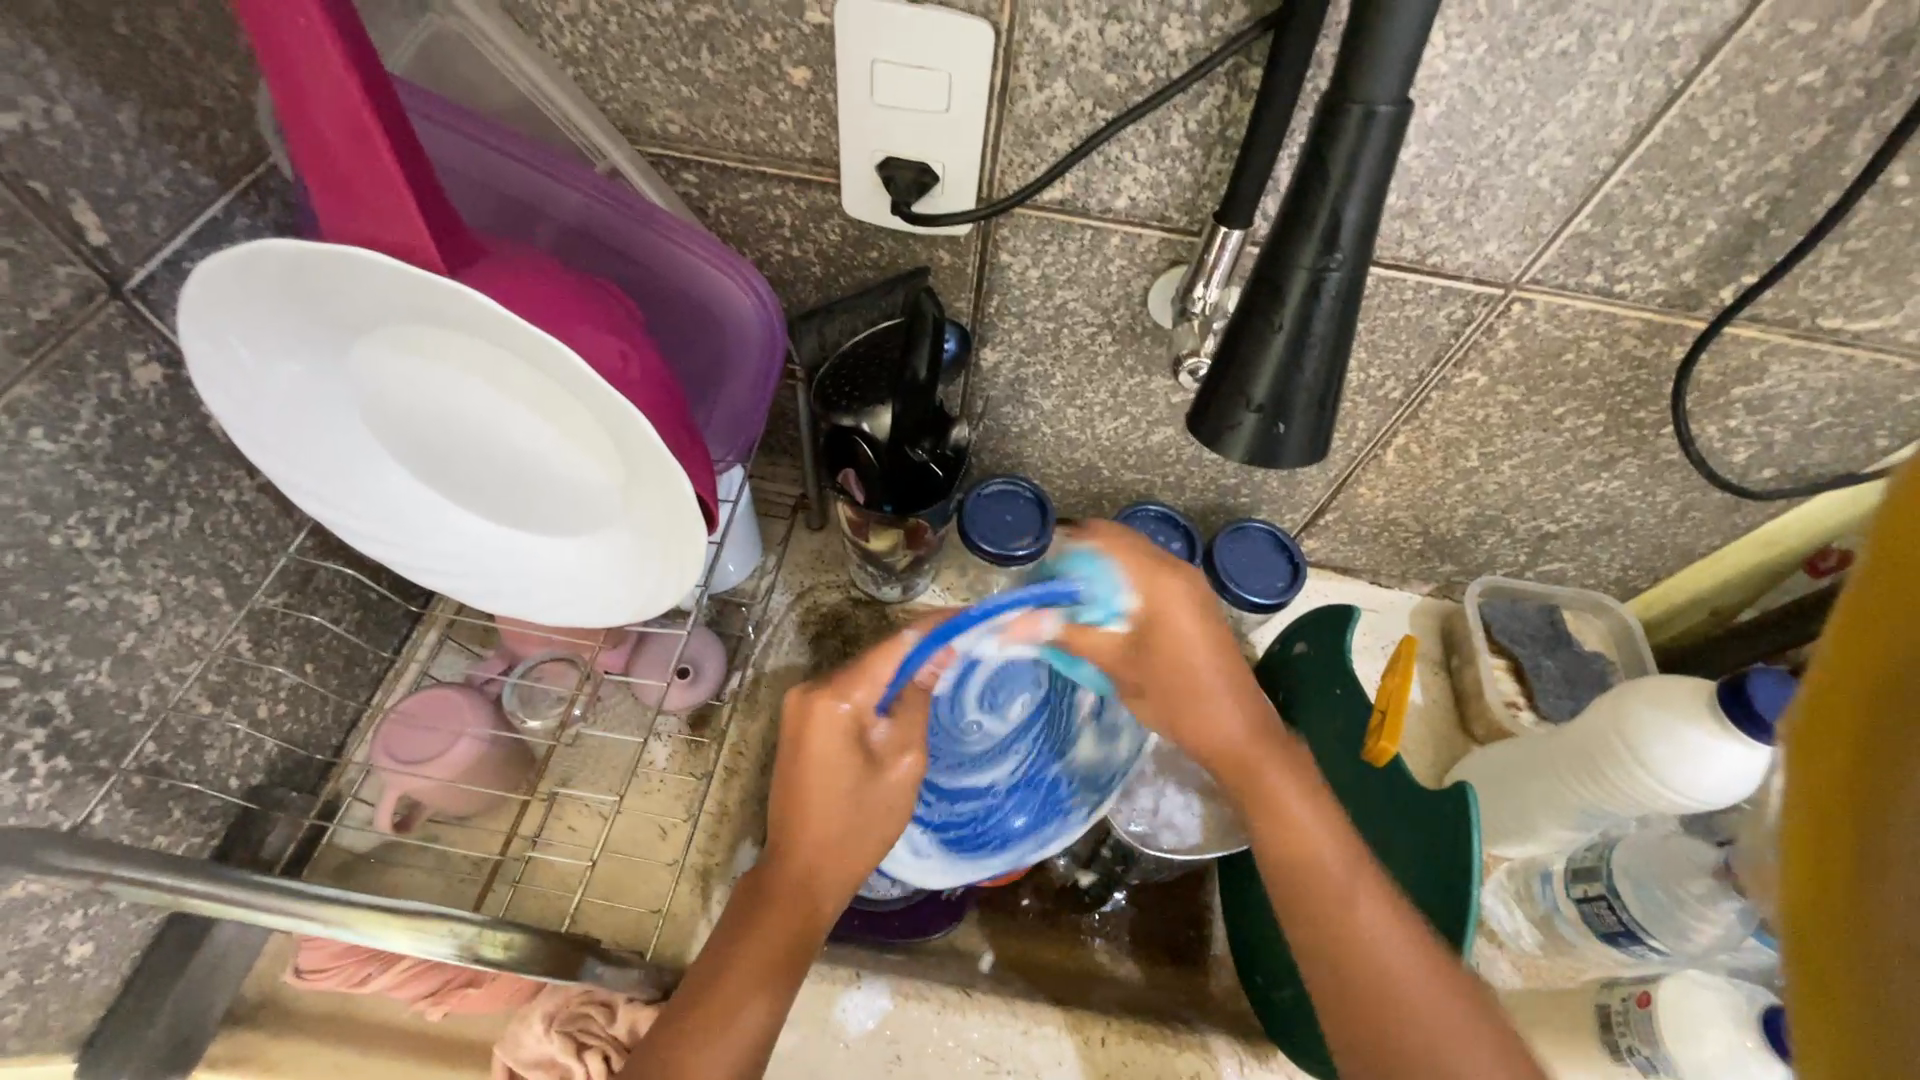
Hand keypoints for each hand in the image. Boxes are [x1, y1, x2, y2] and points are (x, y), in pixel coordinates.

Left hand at [759, 613, 947, 918]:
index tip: (969, 615)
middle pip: (876, 656)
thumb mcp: (903, 761)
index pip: (895, 645)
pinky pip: (848, 692)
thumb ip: (917, 700)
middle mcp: (812, 688)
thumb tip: (938, 654)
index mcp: (836, 696)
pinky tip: (909, 689)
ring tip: (946, 659)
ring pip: (863, 673)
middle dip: (920, 647)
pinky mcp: (800, 719)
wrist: (802, 871)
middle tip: (965, 639)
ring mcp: (801, 703)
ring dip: (900, 668)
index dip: (934, 627)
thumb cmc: (859, 825)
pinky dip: (879, 689)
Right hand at [1035, 521, 1300, 791]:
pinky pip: (1150, 580)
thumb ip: (1067, 634)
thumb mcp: (1115, 665)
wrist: (1237, 731)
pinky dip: (1123, 588)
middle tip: (1048, 586)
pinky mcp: (1194, 604)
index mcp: (1159, 577)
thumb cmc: (1175, 696)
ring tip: (1068, 602)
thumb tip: (1014, 624)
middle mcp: (1177, 571)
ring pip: (1135, 563)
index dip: (1068, 542)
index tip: (1038, 566)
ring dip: (1102, 575)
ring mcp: (1190, 587)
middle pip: (1120, 545)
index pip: (1104, 535)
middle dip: (1081, 560)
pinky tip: (1102, 616)